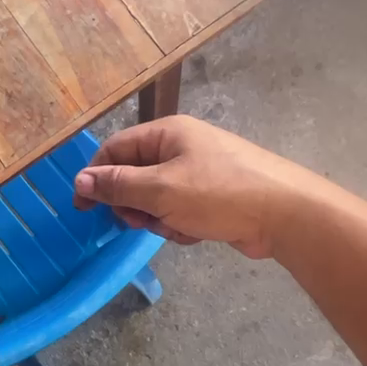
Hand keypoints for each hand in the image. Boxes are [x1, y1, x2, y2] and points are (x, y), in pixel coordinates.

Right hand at [72, 116, 331, 258]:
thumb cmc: (219, 194)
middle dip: (132, 204)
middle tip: (141, 221)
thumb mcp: (160, 190)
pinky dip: (178, 223)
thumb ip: (116, 186)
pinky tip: (195, 232)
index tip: (83, 208)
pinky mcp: (211, 196)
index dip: (95, 178)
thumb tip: (80, 181)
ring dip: (157, 218)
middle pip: (132, 176)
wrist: (286, 214)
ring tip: (176, 226)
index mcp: (167, 134)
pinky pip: (176, 209)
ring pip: (153, 198)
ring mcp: (197, 172)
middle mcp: (180, 147)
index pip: (114, 150)